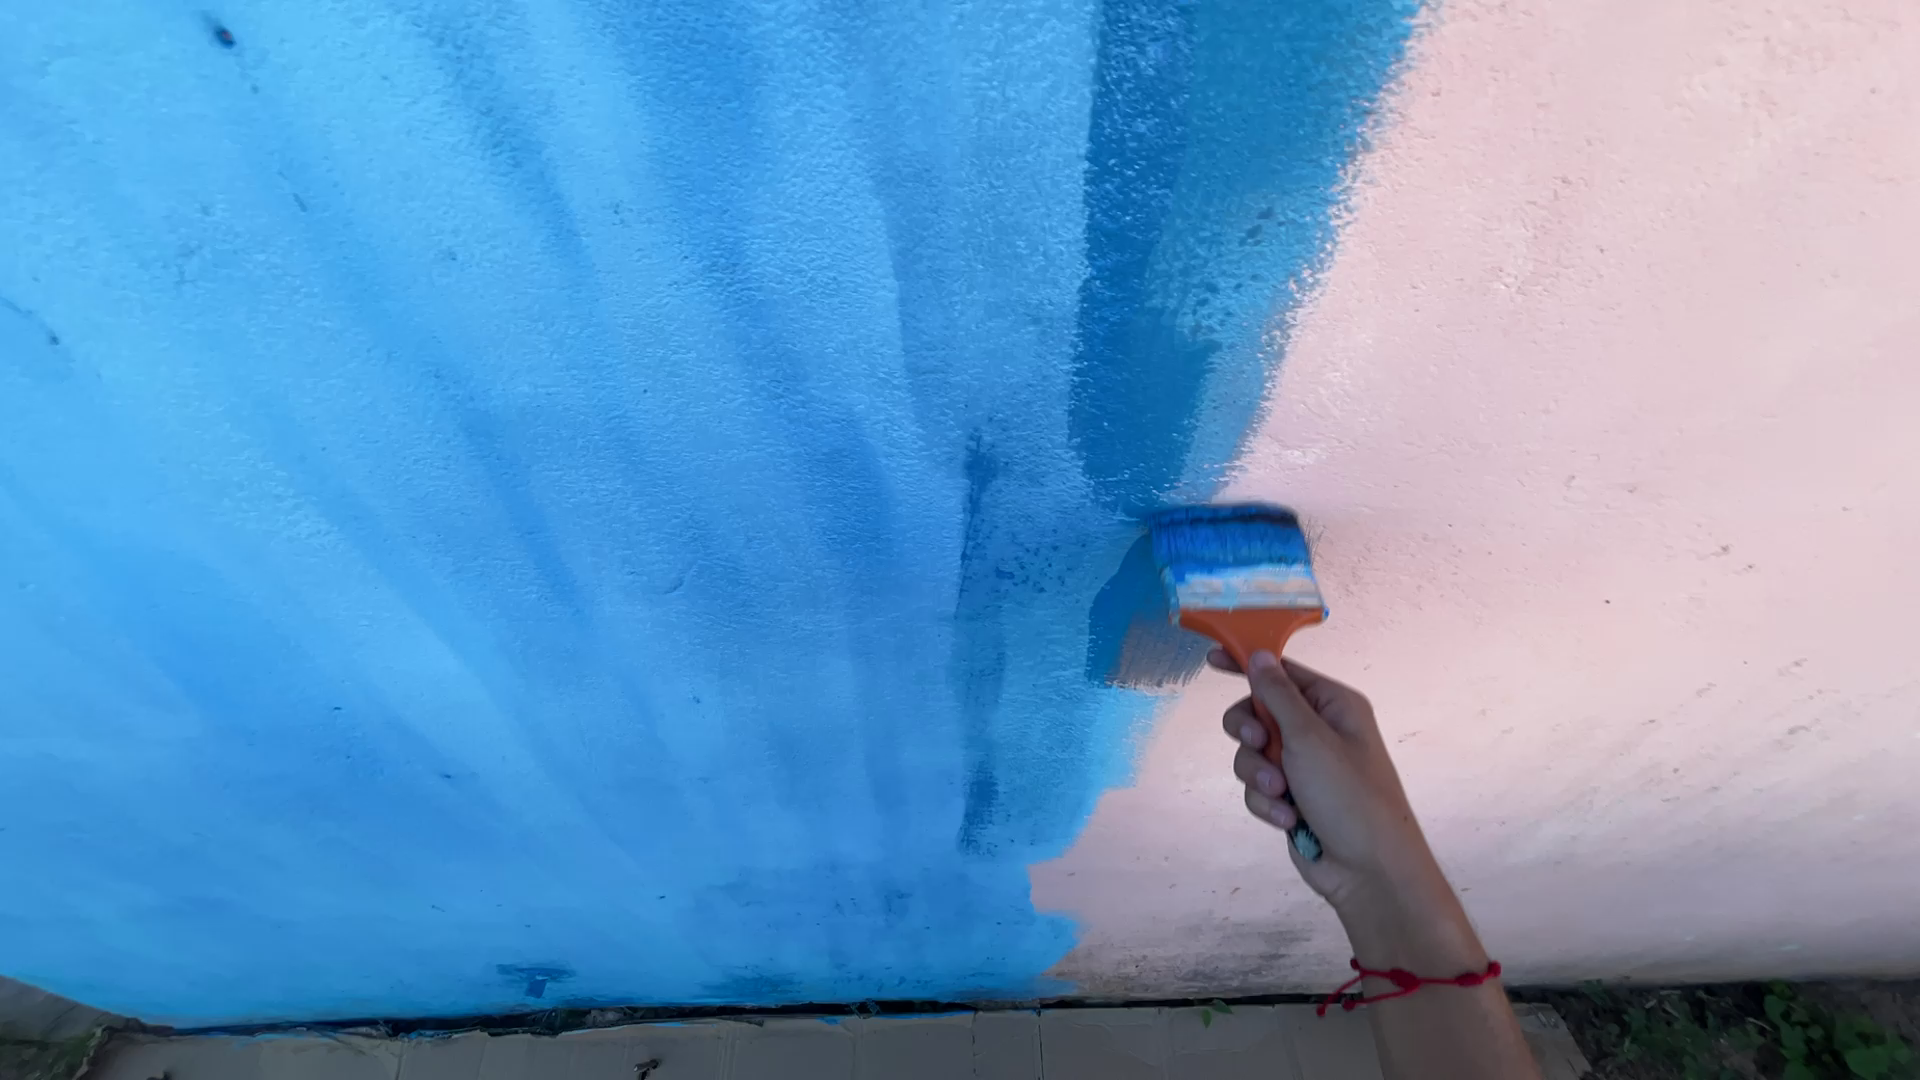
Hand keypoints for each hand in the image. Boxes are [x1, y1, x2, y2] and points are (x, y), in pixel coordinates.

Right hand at [1214, 649, 1452, 920]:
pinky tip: (1288, 819)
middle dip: (1250, 732)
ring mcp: (1302, 764)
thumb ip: (1277, 694)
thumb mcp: (1310, 738)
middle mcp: (1316, 729)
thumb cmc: (1349, 796)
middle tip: (1257, 742)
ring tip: (1281, 794)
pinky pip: (1257, 784)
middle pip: (1257, 711)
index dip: (1246, 664)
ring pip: (1251, 751)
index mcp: (1332, 706)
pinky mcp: (1289, 795)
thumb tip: (1258, 655)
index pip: (1281, 671)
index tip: (1212, 659)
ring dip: (1259, 773)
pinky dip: (1266, 801)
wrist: (1369, 873)